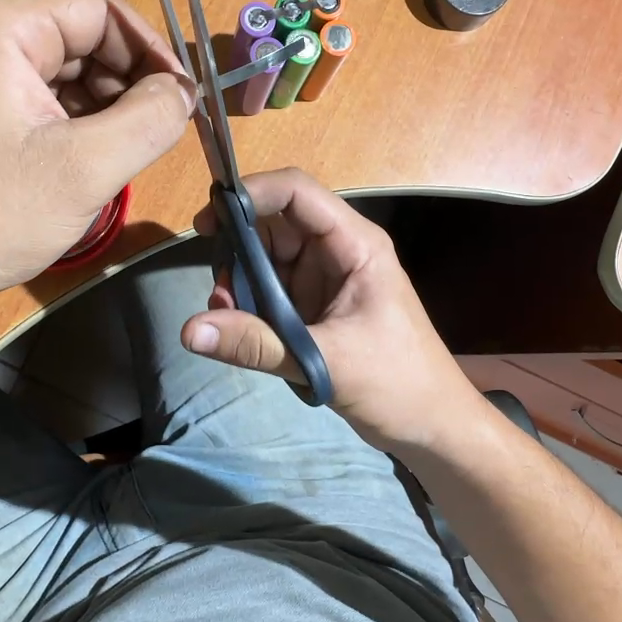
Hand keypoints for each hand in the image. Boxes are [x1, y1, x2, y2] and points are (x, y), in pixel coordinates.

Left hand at [0, 0, 192, 319]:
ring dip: (107, 106)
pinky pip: (43, 94)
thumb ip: (151, 120)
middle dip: (129, 82)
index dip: (153, 51)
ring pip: (67, 68)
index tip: (185, 99)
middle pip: (83, 36)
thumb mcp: (86, 169)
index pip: (100, 9)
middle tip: (161, 131)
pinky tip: (93, 158)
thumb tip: (187, 92)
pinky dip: (78, 121)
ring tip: (127, 151)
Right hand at [180, 168, 483, 455]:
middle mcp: (336, 253)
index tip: (208, 223)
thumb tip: (190, 330)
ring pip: (266, 261)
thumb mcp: (324, 361)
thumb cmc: (397, 384)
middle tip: (216, 291)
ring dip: (239, 283)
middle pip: (273, 226)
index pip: (297, 193)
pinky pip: (270, 294)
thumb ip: (256, 344)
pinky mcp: (313, 310)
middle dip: (237, 251)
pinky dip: (249, 307)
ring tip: (224, 316)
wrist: (431, 427)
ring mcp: (323, 282)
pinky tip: (238, 332)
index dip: (251, 194)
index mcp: (355, 245)